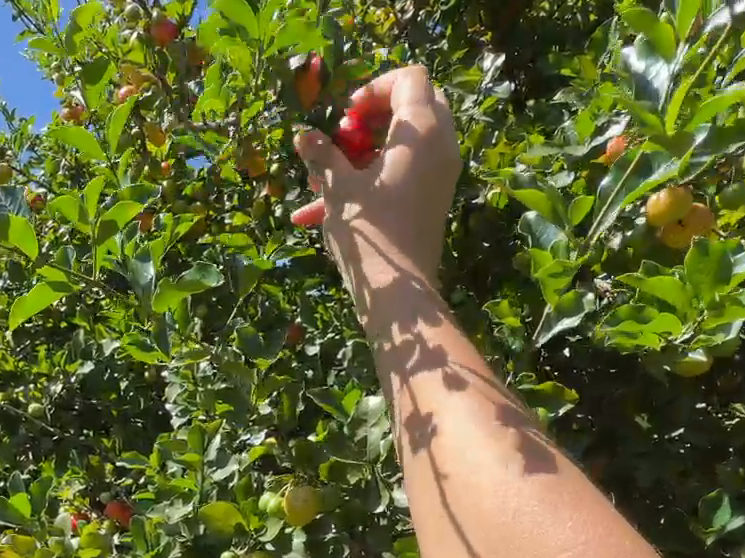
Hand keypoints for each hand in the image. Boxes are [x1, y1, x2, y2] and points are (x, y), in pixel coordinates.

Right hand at [291, 66, 460, 320]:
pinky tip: (325, 210)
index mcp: (421, 130)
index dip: (374, 89)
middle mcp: (440, 145)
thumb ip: (323, 157)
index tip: (345, 116)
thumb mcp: (338, 190)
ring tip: (322, 182)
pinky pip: (405, 174)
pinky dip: (374, 180)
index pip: (409, 79)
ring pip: (406, 145)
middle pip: (414, 106)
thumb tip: (304, 137)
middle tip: (344, 138)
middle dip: (374, 119)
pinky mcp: (433, 200)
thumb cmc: (368, 232)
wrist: (399, 291)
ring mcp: (440, 174)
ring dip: (365, 155)